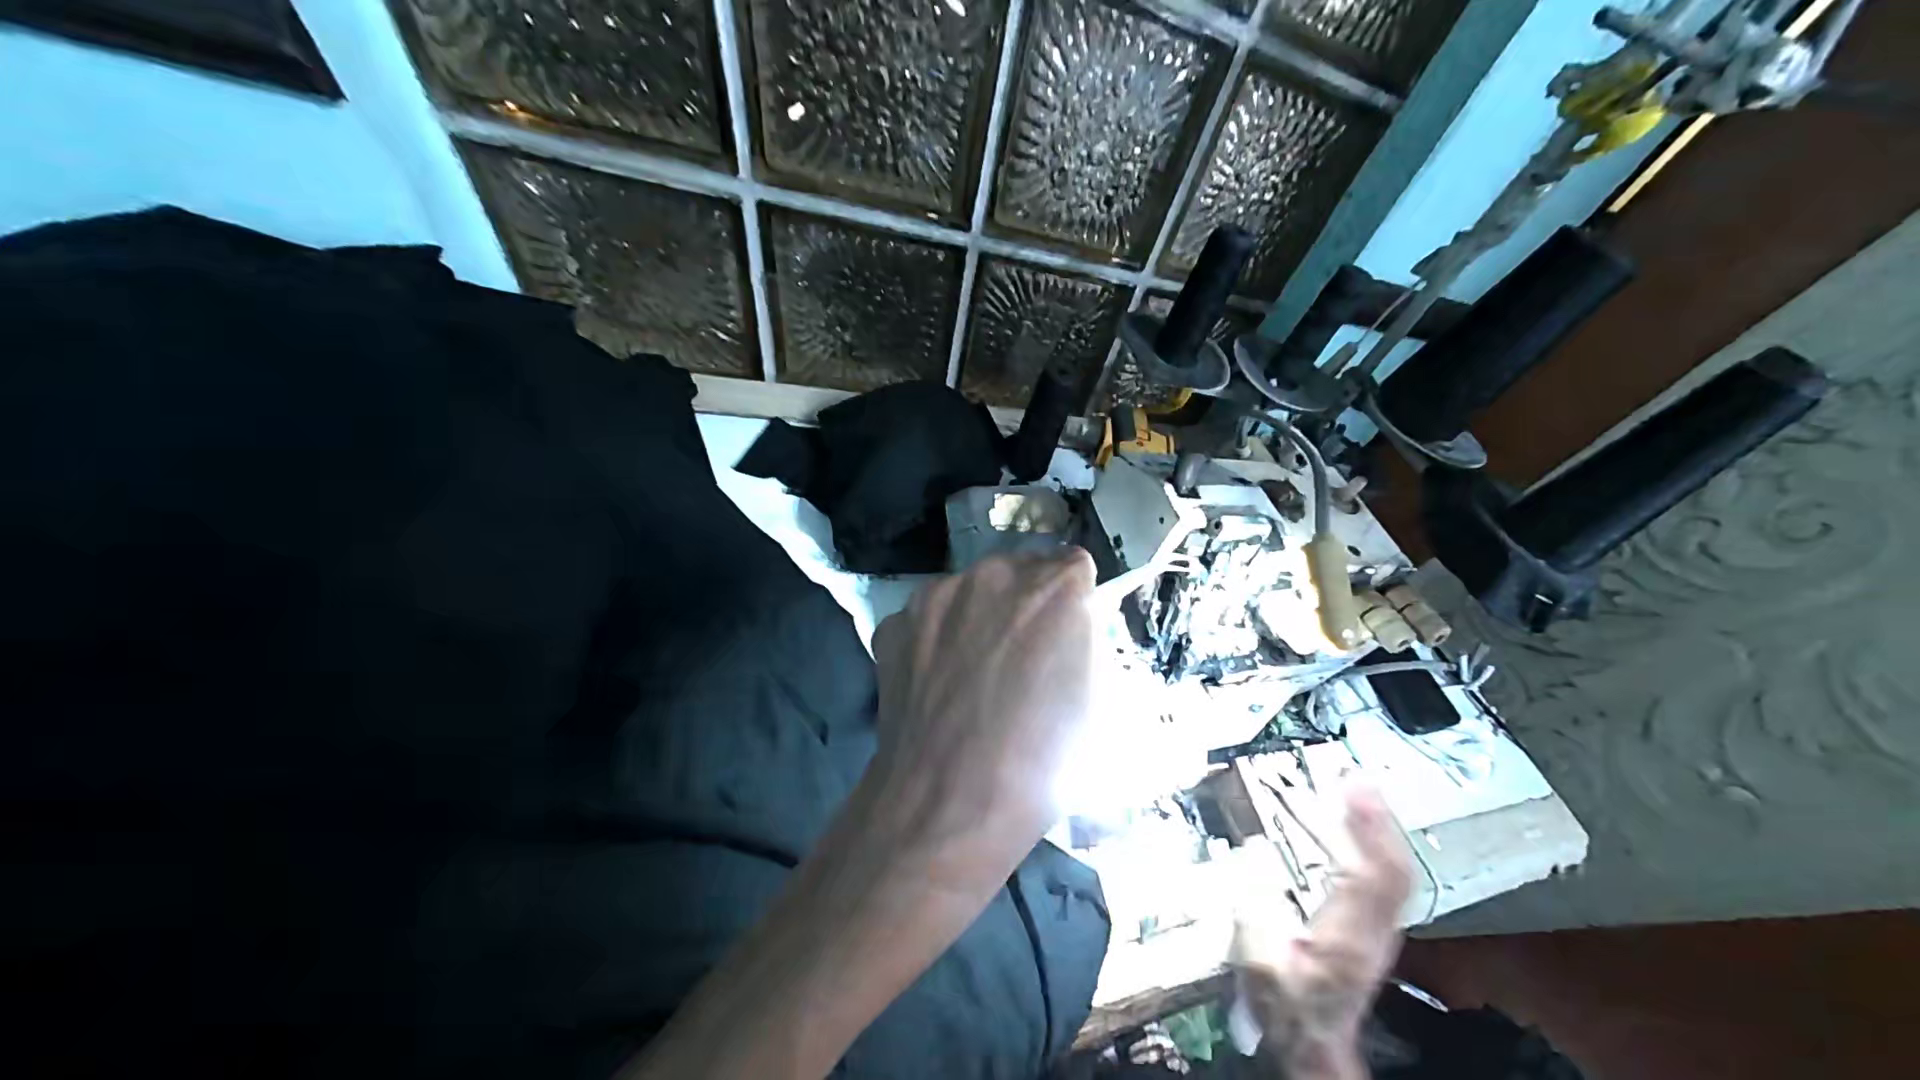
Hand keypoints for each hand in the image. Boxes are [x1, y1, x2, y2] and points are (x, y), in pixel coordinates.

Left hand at [867, 550, 1094, 884]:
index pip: (1073, 566)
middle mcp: (994, 575)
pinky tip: (935, 682)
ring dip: (975, 614)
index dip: (1071, 599)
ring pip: (968, 590)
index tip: (1064, 630)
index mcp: (1055, 589)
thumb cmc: (1040, 762)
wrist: (946, 802)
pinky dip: (934, 639)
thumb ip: (1079, 638)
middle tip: (1017, 653)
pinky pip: (927, 618)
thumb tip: (1062, 625)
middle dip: (1022, 600)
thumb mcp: (1093, 695)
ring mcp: (937, 595)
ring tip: (970, 671)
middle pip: (1017, 569)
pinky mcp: (896, 622)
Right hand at [1235, 785, 1413, 1079]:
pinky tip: (1365, 829)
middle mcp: (1373, 930)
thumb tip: (1252, 859)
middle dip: (1379, 820)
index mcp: (1345, 935)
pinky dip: (1378, 846)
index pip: (1369, 873)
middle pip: (1393, 868)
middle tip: (1360, 780)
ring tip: (1364, 794)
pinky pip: (1388, 880)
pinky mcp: (1375, 929)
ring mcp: (1380, 931)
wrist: (1316, 1041)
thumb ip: (1253, 911)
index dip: (1366, 829)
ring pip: (1396, 873)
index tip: (1354, 790)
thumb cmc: (1286, 1004)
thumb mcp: (1256, 962)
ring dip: (1382, 830)